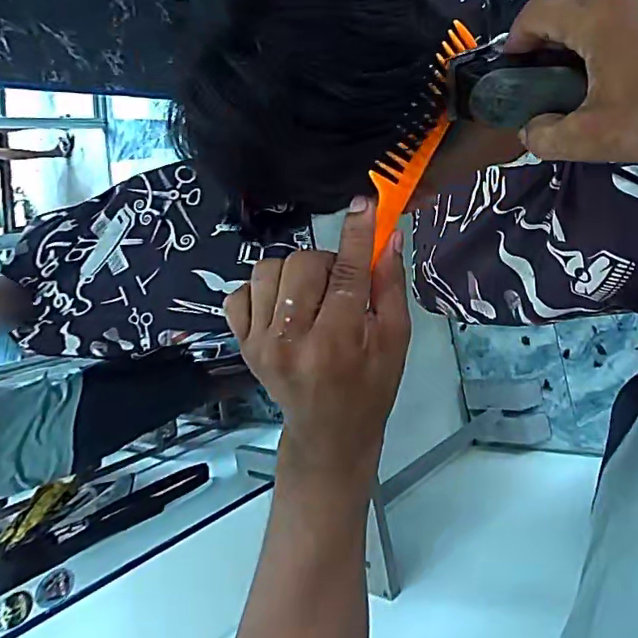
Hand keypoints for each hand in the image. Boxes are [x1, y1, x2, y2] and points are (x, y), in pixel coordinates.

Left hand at [224, 197, 412, 481]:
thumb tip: (389, 236)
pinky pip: (241, 291)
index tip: (363, 205)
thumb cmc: (373, 384)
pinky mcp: (241, 344)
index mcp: (339, 340)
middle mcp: (293, 339)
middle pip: (305, 263)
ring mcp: (260, 343)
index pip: (349, 272)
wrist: (329, 432)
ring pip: (270, 270)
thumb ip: (390, 285)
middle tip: (342, 284)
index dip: (358, 234)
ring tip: (313, 295)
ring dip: (297, 272)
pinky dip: (264, 289)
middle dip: (330, 262)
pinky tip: (285, 305)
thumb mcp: (396, 337)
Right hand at [505, 0, 637, 163]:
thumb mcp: (595, 137)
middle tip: (549, 86)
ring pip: (601, 20)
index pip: (537, 13)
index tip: (514, 68)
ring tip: (589, 88)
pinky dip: (615, 46)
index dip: (516, 38)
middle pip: (569, 15)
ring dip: (584, 48)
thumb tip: (531, 130)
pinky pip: (631, 24)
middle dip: (550, 47)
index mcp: (595, 18)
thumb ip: (549, 136)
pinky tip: (629, 81)